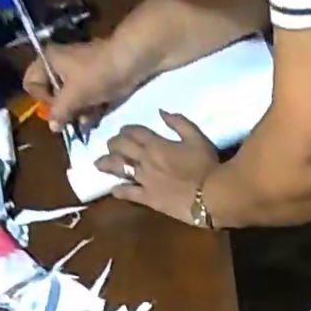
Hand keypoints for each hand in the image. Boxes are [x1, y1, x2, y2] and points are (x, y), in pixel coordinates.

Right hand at [22, 39, 146, 129]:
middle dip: (62, 111)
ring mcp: (75, 78)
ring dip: (76, 114)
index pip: (31, 84)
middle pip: (51, 96)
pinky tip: (94, 117)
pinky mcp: (90, 87)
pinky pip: (82, 104)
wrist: (126, 65)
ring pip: (68, 103)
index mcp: (48, 61)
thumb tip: (52, 127)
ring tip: (87, 120)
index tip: (56, 107)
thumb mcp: (74, 94)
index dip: (41, 100)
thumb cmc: (95, 74)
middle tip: (72, 119)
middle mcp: (58, 68)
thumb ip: (59, 111)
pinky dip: (87, 112)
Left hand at [98, 113, 220, 225]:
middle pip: (121, 147)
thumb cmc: (207, 166)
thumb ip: (178, 122)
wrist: (212, 196)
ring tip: (99, 164)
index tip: (123, 131)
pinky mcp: (149, 199)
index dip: (126, 130)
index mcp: (156, 143)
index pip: (134, 131)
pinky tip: (112, 189)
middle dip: (113, 144)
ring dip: (107, 164)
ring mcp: (145, 180)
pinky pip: (129, 193)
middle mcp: (145, 160)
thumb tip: (161, 111)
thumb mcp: (196, 137)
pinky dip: (119, 190)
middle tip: (110, 145)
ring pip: (119, 168)